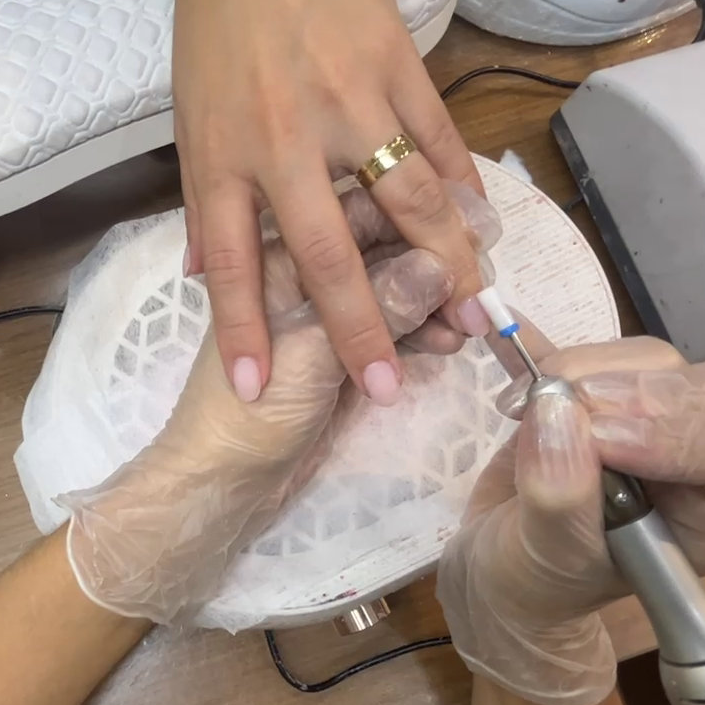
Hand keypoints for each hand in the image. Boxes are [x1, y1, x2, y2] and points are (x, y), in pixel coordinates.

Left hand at [62, 188, 463, 625]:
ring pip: (392, 292)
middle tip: (481, 286)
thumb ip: (374, 307)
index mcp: (281, 259)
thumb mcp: (310, 355)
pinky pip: (390, 330)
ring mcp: (326, 317)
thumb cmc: (248, 414)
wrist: (223, 485)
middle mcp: (306, 277)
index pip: (356, 219)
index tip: (471, 237)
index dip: (415, 224)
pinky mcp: (341, 354)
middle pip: (382, 253)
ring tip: (470, 326)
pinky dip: (420, 333)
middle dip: (433, 266)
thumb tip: (442, 264)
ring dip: (432, 305)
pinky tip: (448, 342)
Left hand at [172, 0, 495, 407]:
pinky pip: (439, 139)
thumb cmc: (216, 33)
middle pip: (327, 251)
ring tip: (468, 316)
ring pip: (407, 199)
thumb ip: (199, 203)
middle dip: (359, 327)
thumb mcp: (189, 121)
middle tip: (389, 386)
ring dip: (443, 264)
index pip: (232, 264)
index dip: (243, 332)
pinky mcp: (400, 64)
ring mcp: (350, 100)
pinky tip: (481, 231)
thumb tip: (200, 276)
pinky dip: (464, 189)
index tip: (254, 393)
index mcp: (223, 157)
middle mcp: (285, 138)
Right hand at [436, 329, 704, 704]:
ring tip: (519, 408)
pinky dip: (544, 340)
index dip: (684, 431)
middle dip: (641, 388)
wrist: (502, 564)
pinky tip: (504, 339)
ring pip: (655, 357)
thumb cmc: (537, 580)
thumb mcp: (550, 560)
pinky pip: (588, 349)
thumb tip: (555, 408)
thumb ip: (559, 497)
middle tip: (559, 410)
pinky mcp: (599, 390)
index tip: (598, 443)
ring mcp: (654, 416)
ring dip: (581, 369)